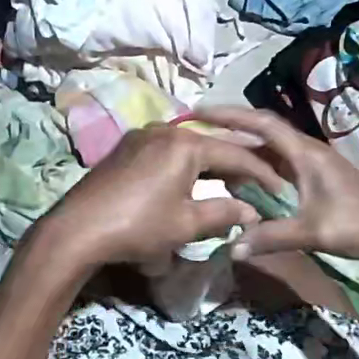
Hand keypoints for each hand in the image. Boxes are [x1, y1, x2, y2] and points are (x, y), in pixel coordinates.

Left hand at [32, 123, 285, 267]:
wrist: (78, 229)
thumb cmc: (139, 226)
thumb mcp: (186, 225)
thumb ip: (223, 213)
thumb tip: (250, 212)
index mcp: (185, 144)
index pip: (235, 154)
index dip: (261, 173)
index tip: (279, 189)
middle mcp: (165, 130)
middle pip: (210, 145)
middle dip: (235, 164)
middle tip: (257, 183)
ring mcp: (141, 136)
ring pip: (187, 146)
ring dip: (208, 163)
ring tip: (227, 182)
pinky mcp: (125, 148)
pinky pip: (165, 150)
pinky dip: (183, 164)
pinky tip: (189, 180)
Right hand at [196, 106, 358, 262]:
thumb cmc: (358, 226)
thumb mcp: (313, 233)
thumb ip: (272, 237)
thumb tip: (231, 247)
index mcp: (306, 154)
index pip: (262, 124)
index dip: (230, 115)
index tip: (200, 111)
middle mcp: (307, 150)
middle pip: (263, 129)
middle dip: (230, 125)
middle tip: (197, 128)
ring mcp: (312, 162)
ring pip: (270, 146)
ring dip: (242, 145)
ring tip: (211, 150)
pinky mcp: (315, 175)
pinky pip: (278, 161)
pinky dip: (256, 163)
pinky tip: (241, 176)